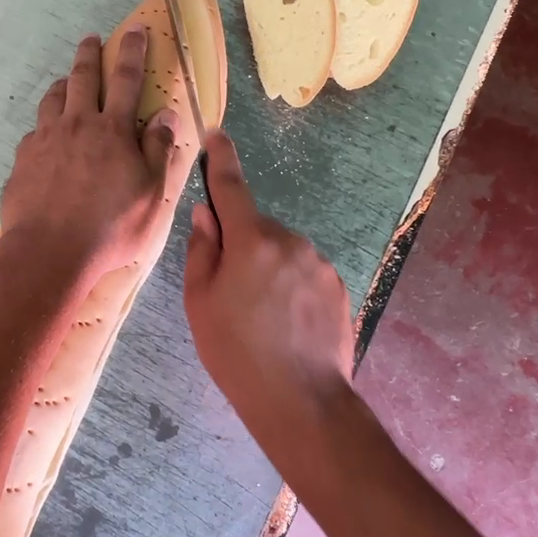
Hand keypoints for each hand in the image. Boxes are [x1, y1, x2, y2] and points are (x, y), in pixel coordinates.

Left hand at [0, 28, 181, 275]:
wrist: (49, 251)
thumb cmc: (110, 227)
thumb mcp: (150, 193)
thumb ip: (158, 150)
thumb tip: (166, 114)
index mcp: (112, 130)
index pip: (127, 80)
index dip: (132, 52)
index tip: (134, 31)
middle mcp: (76, 125)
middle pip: (83, 78)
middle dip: (89, 54)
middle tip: (90, 39)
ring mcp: (45, 139)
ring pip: (53, 99)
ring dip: (63, 85)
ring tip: (66, 82)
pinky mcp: (23, 159)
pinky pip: (35, 132)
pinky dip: (45, 126)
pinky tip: (46, 138)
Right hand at [184, 133, 354, 427]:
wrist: (302, 401)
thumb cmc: (236, 352)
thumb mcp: (199, 302)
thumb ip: (202, 250)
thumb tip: (206, 214)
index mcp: (251, 240)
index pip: (232, 187)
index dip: (222, 159)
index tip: (217, 135)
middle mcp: (290, 241)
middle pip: (256, 229)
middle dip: (242, 245)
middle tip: (229, 292)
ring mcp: (319, 264)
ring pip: (282, 252)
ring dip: (267, 268)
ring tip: (260, 317)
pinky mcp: (338, 287)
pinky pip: (304, 273)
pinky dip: (291, 287)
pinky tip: (286, 324)